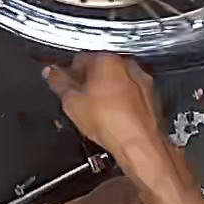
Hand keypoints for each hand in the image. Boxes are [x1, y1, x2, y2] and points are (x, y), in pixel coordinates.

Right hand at [43, 52, 165, 165]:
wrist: (140, 144)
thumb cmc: (109, 123)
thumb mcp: (72, 103)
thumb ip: (59, 83)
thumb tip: (51, 73)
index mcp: (106, 60)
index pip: (80, 59)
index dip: (69, 74)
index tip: (65, 86)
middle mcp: (127, 64)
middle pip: (100, 67)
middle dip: (89, 82)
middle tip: (80, 101)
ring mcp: (141, 79)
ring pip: (117, 80)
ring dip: (107, 90)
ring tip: (97, 112)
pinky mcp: (152, 95)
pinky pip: (132, 92)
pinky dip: (123, 100)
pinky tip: (114, 117)